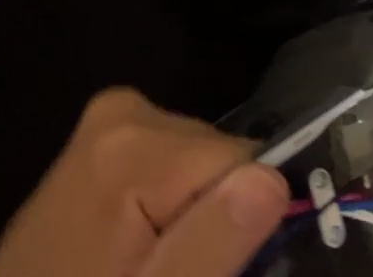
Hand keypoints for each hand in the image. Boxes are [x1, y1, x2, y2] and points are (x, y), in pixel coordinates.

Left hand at [0, 88, 289, 276]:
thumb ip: (211, 242)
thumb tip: (272, 180)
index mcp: (133, 144)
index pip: (244, 165)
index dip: (236, 225)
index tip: (201, 265)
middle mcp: (122, 111)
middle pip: (222, 159)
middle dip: (213, 216)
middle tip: (166, 267)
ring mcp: (107, 120)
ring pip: (201, 161)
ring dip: (192, 211)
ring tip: (144, 260)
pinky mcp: (101, 138)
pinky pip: (172, 161)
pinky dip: (168, 201)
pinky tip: (134, 241)